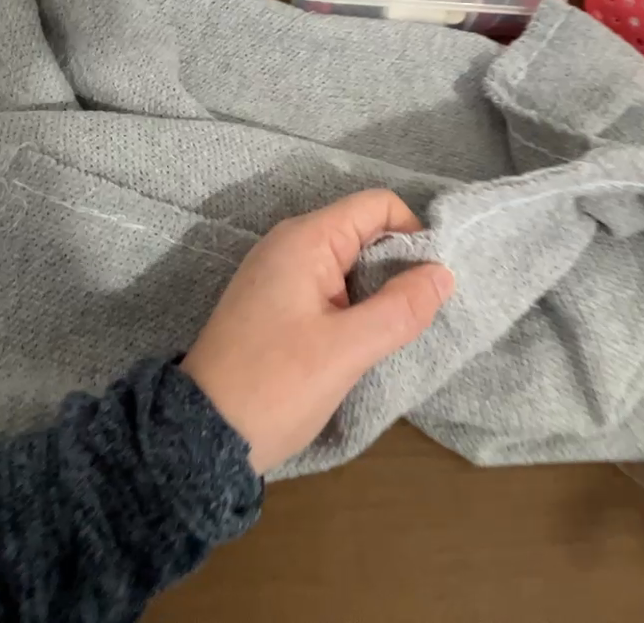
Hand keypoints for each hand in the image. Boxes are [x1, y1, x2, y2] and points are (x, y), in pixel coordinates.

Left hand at [181, 189, 454, 473]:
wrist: (199, 437)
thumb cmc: (274, 386)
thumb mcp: (346, 350)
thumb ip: (400, 308)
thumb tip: (444, 274)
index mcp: (306, 239)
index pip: (378, 206)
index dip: (414, 234)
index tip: (433, 281)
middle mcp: (291, 243)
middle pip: (365, 230)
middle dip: (399, 264)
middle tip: (419, 311)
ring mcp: (279, 272)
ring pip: (349, 261)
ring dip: (378, 288)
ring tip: (395, 329)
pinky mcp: (275, 301)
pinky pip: (329, 284)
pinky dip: (354, 302)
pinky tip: (362, 338)